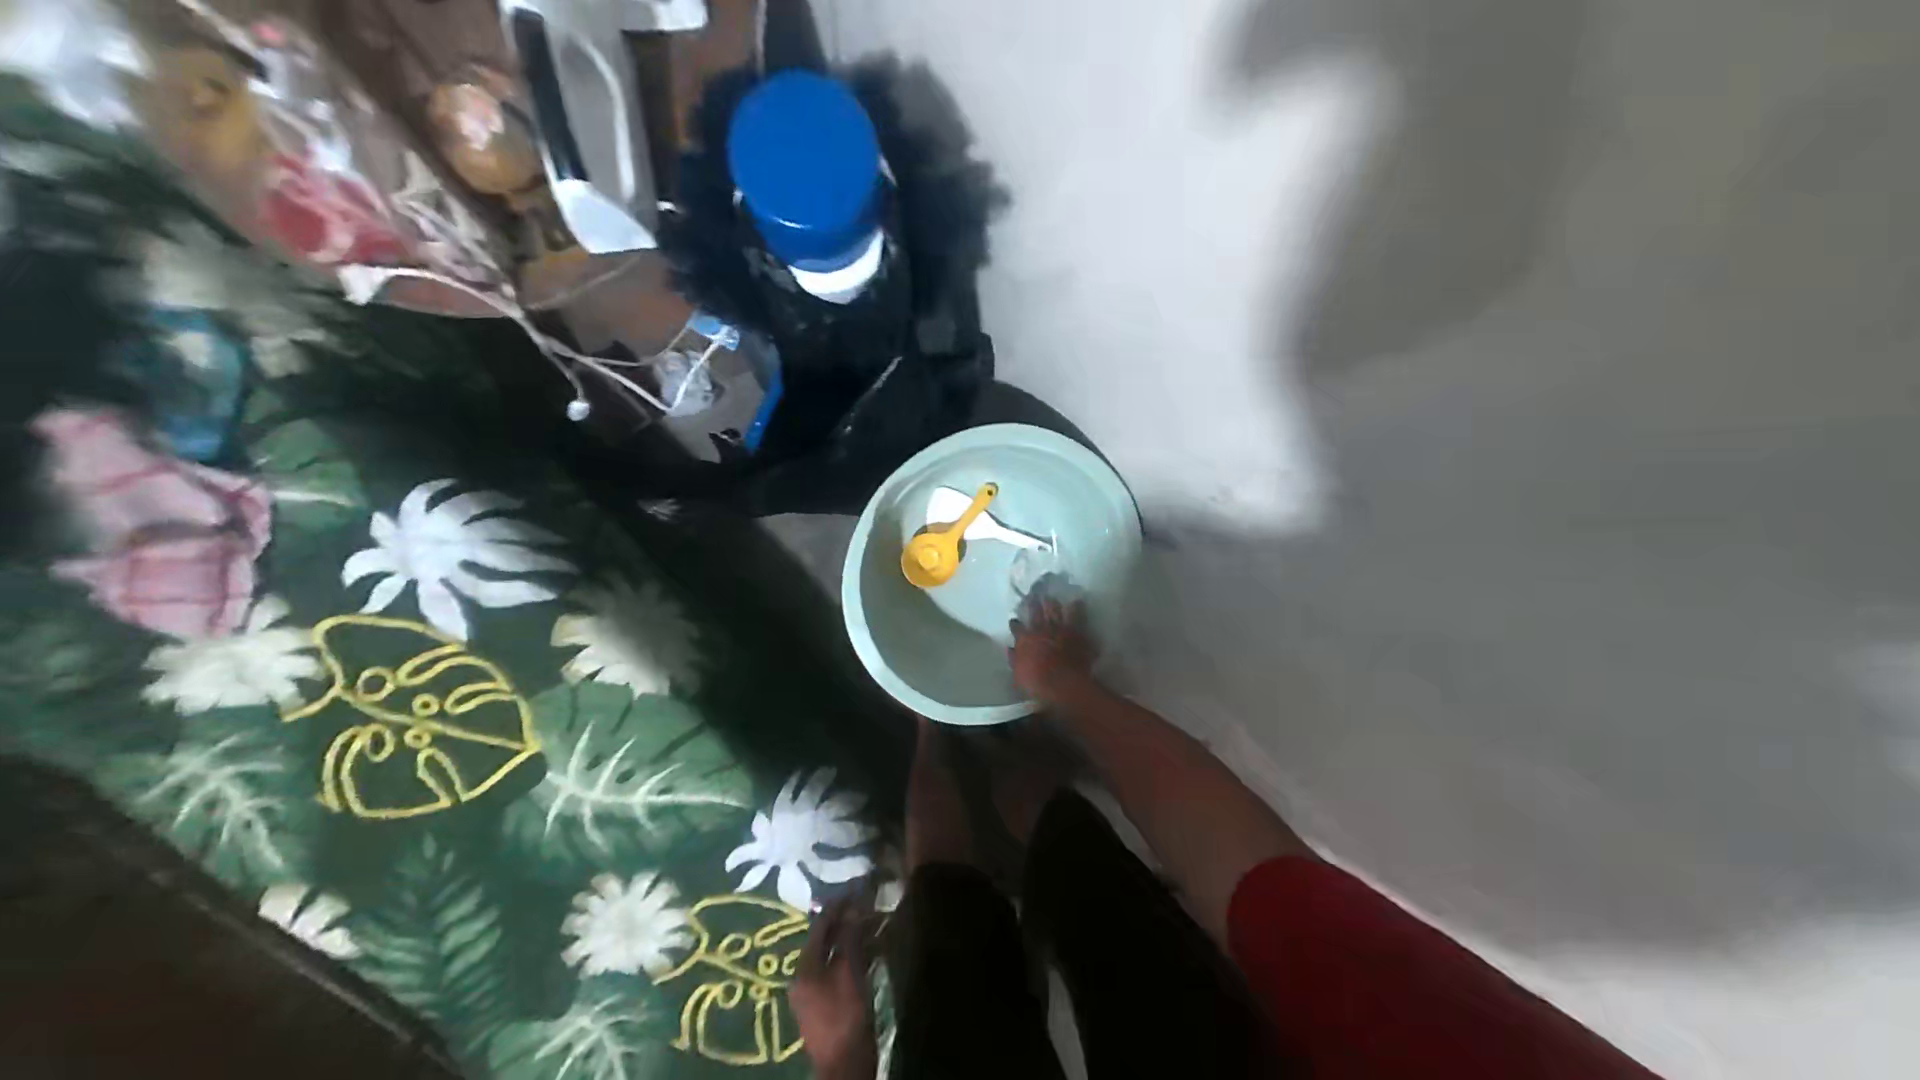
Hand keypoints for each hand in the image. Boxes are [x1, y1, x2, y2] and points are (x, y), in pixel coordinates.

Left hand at [791, 897, 876, 1079]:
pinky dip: (854, 957)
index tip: (858, 887)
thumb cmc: (846, 1016)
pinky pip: (838, 970)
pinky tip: (873, 951)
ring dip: (854, 938)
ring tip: (877, 924)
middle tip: (870, 904)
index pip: (820, 925)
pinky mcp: (826, 1004)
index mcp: (804, 967)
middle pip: (826, 939)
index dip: (839, 904)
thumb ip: (849, 937)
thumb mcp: (849, 972)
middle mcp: (803, 977)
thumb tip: (853, 906)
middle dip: (848, 921)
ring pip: (835, 955)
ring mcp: (813, 992)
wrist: (846, 1068)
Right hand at [1009, 591, 1097, 702]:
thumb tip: (1010, 649)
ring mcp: (1059, 629)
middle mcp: (1040, 629)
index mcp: (1024, 639)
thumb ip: (1015, 660)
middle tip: (1033, 596)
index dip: (1015, 623)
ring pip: (1055, 610)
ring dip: (1053, 603)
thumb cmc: (1037, 683)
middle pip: (1035, 612)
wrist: (1062, 683)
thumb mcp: (1018, 674)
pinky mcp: (1075, 632)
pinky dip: (1077, 608)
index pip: (1017, 627)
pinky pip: (1077, 617)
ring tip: (1051, 597)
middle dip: (1033, 604)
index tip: (1015, 621)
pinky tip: (1078, 602)